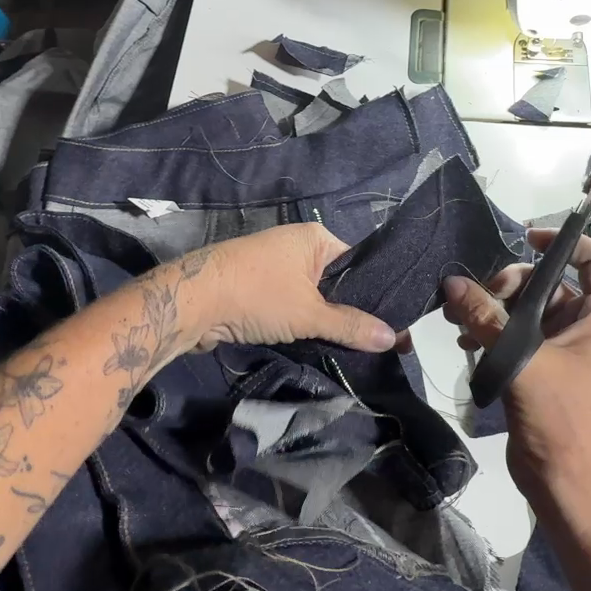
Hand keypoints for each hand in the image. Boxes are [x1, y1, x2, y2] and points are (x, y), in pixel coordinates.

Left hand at [174, 223, 397, 353]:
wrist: (194, 302)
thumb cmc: (257, 295)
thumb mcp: (309, 313)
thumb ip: (350, 326)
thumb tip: (394, 337)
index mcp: (316, 238)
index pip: (359, 266)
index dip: (377, 297)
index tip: (397, 328)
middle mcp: (298, 247)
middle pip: (337, 285)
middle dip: (351, 315)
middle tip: (380, 346)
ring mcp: (277, 268)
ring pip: (315, 300)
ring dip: (326, 323)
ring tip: (356, 352)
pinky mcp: (260, 290)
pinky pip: (293, 308)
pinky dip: (304, 326)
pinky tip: (320, 347)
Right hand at [441, 228, 590, 511]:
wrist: (571, 489)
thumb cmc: (562, 421)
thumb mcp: (522, 362)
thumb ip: (486, 319)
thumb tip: (452, 283)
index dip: (567, 241)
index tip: (526, 240)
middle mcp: (584, 329)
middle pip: (548, 283)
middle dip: (510, 283)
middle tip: (478, 299)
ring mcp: (562, 352)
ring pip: (526, 310)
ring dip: (494, 310)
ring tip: (460, 322)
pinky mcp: (542, 372)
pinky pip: (516, 337)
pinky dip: (493, 334)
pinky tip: (466, 344)